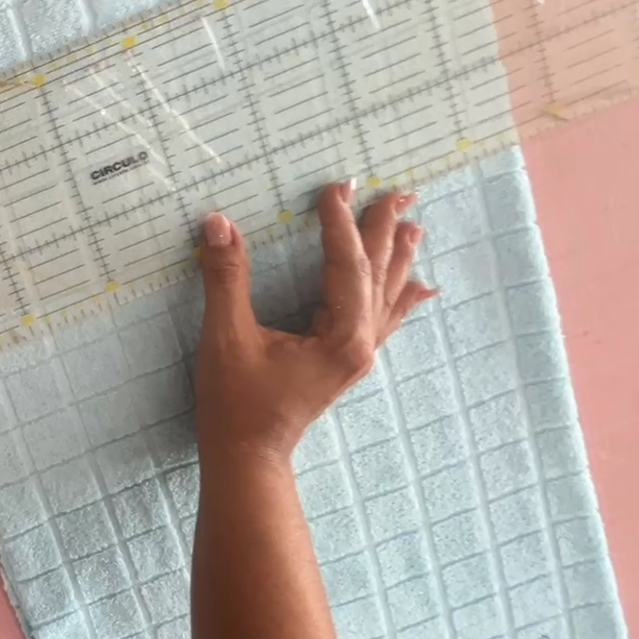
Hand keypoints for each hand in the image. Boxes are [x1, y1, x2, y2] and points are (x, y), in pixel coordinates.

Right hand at [193, 181, 437, 464]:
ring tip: (413, 225)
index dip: (338, 224)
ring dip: (396, 258)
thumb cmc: (235, 396)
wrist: (246, 450)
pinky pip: (383, 319)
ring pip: (385, 296)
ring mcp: (355, 354)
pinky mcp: (343, 360)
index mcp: (340, 335)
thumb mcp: (225, 334)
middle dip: (383, 232)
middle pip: (377, 276)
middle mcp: (360, 343)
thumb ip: (225, 278)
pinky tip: (419, 287)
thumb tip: (219, 223)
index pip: (344, 266)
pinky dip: (401, 296)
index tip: (337, 187)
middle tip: (397, 192)